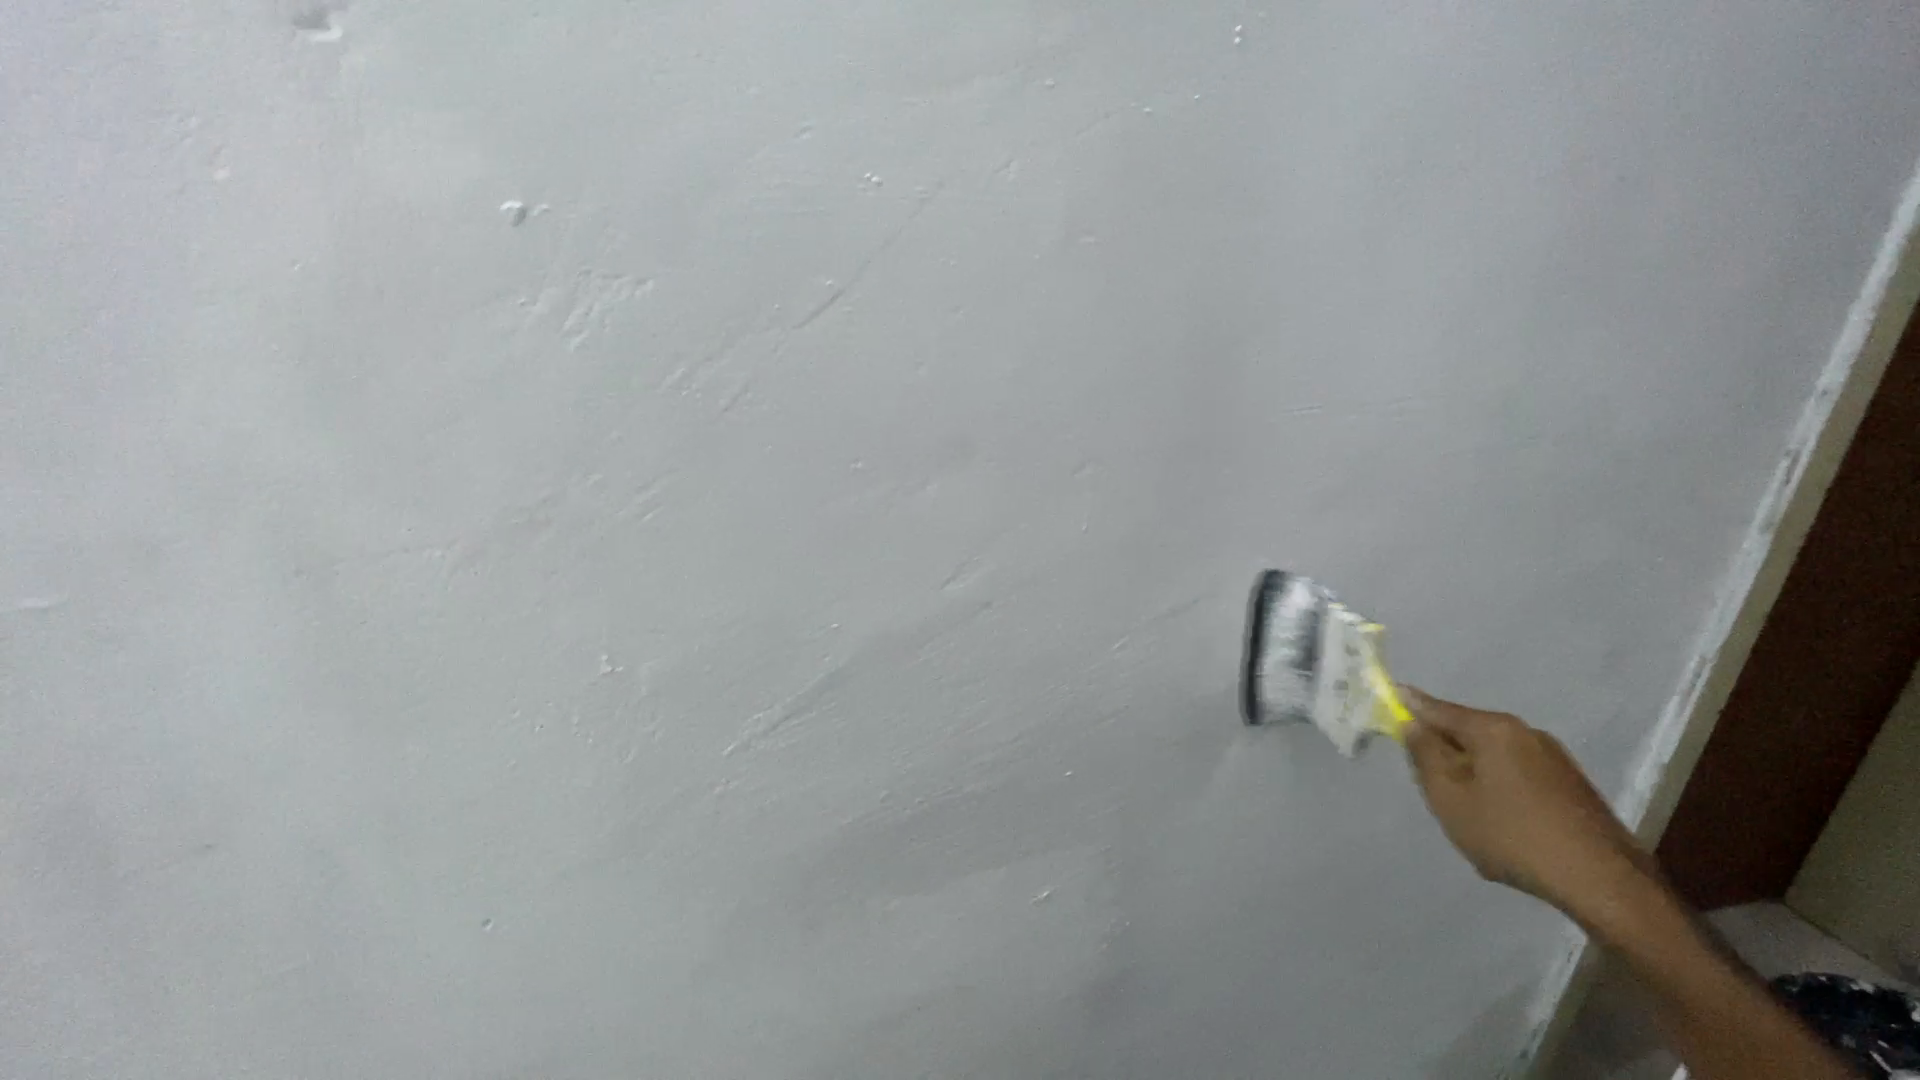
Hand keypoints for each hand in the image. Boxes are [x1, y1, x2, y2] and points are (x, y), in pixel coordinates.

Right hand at [1401, 687, 1654, 921]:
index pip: (1436, 708)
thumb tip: (1412, 722)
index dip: (1408, 705)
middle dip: (1443, 749)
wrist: (1602, 880)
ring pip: (1493, 755)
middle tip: (1427, 782)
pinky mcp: (1571, 784)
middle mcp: (1525, 732)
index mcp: (1493, 729)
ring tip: (1467, 811)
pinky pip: (1518, 773)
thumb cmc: (1511, 834)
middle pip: (1467, 731)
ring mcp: (1554, 757)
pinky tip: (1502, 823)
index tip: (1386, 700)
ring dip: (1472, 772)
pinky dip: (1499, 787)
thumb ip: (1425, 755)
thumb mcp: (1449, 798)